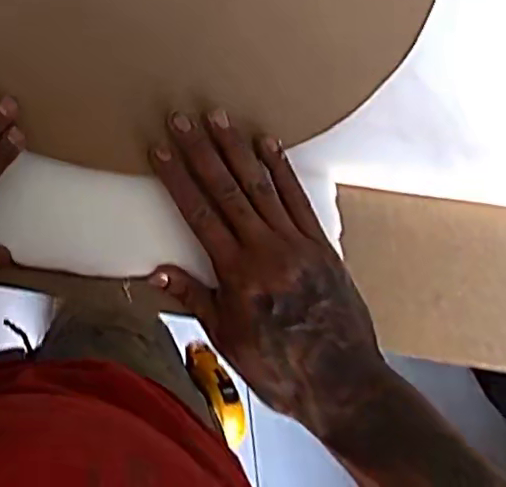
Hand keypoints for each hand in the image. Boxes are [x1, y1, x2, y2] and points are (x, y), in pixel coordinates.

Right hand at [146, 110, 389, 442]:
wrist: (349, 388)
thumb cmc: (282, 367)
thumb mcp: (227, 337)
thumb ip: (193, 297)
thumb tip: (156, 273)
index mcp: (238, 272)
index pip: (199, 213)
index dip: (177, 178)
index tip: (161, 150)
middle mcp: (266, 250)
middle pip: (226, 189)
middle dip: (201, 151)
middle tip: (183, 119)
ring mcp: (297, 243)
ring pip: (260, 185)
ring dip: (236, 148)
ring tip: (219, 118)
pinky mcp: (321, 245)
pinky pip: (298, 199)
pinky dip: (281, 168)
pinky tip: (268, 143)